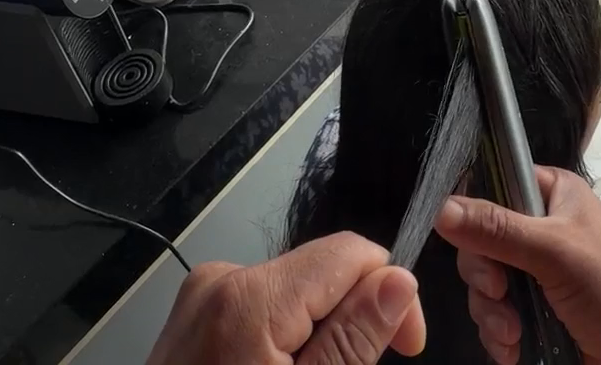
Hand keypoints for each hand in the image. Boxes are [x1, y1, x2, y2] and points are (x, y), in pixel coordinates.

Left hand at [144, 232, 427, 364]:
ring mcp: (201, 295)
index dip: (389, 291)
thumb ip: (353, 339)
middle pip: (321, 272)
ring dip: (317, 334)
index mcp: (250, 295)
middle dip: (349, 320)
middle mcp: (222, 277)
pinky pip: (263, 308)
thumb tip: (401, 279)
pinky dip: (283, 340)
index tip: (406, 348)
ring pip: (295, 293)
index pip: (350, 252)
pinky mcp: (194, 315)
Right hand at [434, 167, 600, 364]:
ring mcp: (536, 272)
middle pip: (480, 237)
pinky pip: (495, 314)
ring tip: (513, 334)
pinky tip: (513, 349)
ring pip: (485, 281)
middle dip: (484, 274)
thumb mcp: (555, 252)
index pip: (494, 182)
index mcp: (551, 193)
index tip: (468, 239)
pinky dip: (498, 334)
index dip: (473, 210)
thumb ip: (497, 229)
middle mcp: (540, 226)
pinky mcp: (534, 312)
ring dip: (491, 311)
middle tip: (499, 292)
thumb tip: (441, 208)